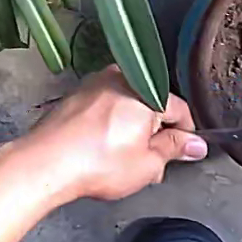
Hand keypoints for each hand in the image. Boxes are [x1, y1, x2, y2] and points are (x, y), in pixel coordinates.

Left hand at [0, 67, 204, 205]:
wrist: (47, 161)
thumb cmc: (95, 161)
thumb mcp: (147, 164)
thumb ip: (174, 149)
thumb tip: (194, 143)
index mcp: (145, 91)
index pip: (179, 109)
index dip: (185, 134)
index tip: (184, 151)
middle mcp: (121, 78)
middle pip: (151, 104)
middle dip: (154, 132)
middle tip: (151, 161)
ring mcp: (96, 83)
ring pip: (127, 104)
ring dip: (131, 127)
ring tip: (123, 159)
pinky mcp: (77, 94)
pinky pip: (105, 105)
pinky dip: (109, 122)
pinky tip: (102, 148)